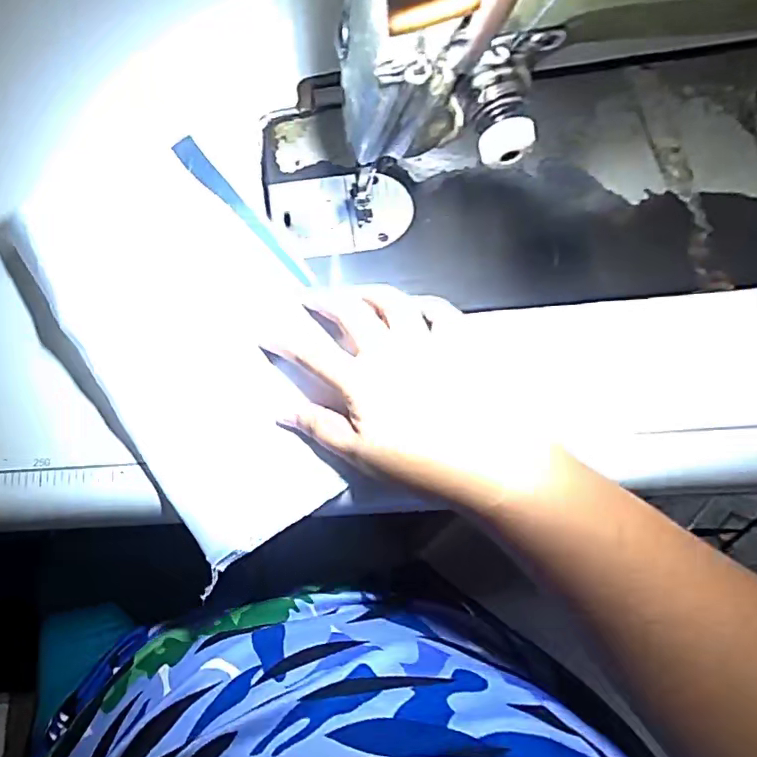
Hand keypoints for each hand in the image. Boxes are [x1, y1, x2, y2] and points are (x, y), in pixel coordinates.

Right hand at [263, 285, 573, 514]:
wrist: (488, 461)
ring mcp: (426, 340)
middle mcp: (389, 350)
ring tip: (357, 294)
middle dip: (323, 300)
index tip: (267, 331)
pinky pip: (439, 309)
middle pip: (349, 312)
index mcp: (360, 379)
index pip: (311, 352)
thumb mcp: (360, 454)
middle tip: (310, 298)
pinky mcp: (459, 340)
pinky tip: (416, 306)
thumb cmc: (419, 464)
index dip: (284, 339)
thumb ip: (320, 427)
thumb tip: (281, 412)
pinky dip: (423, 303)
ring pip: (391, 300)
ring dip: (368, 292)